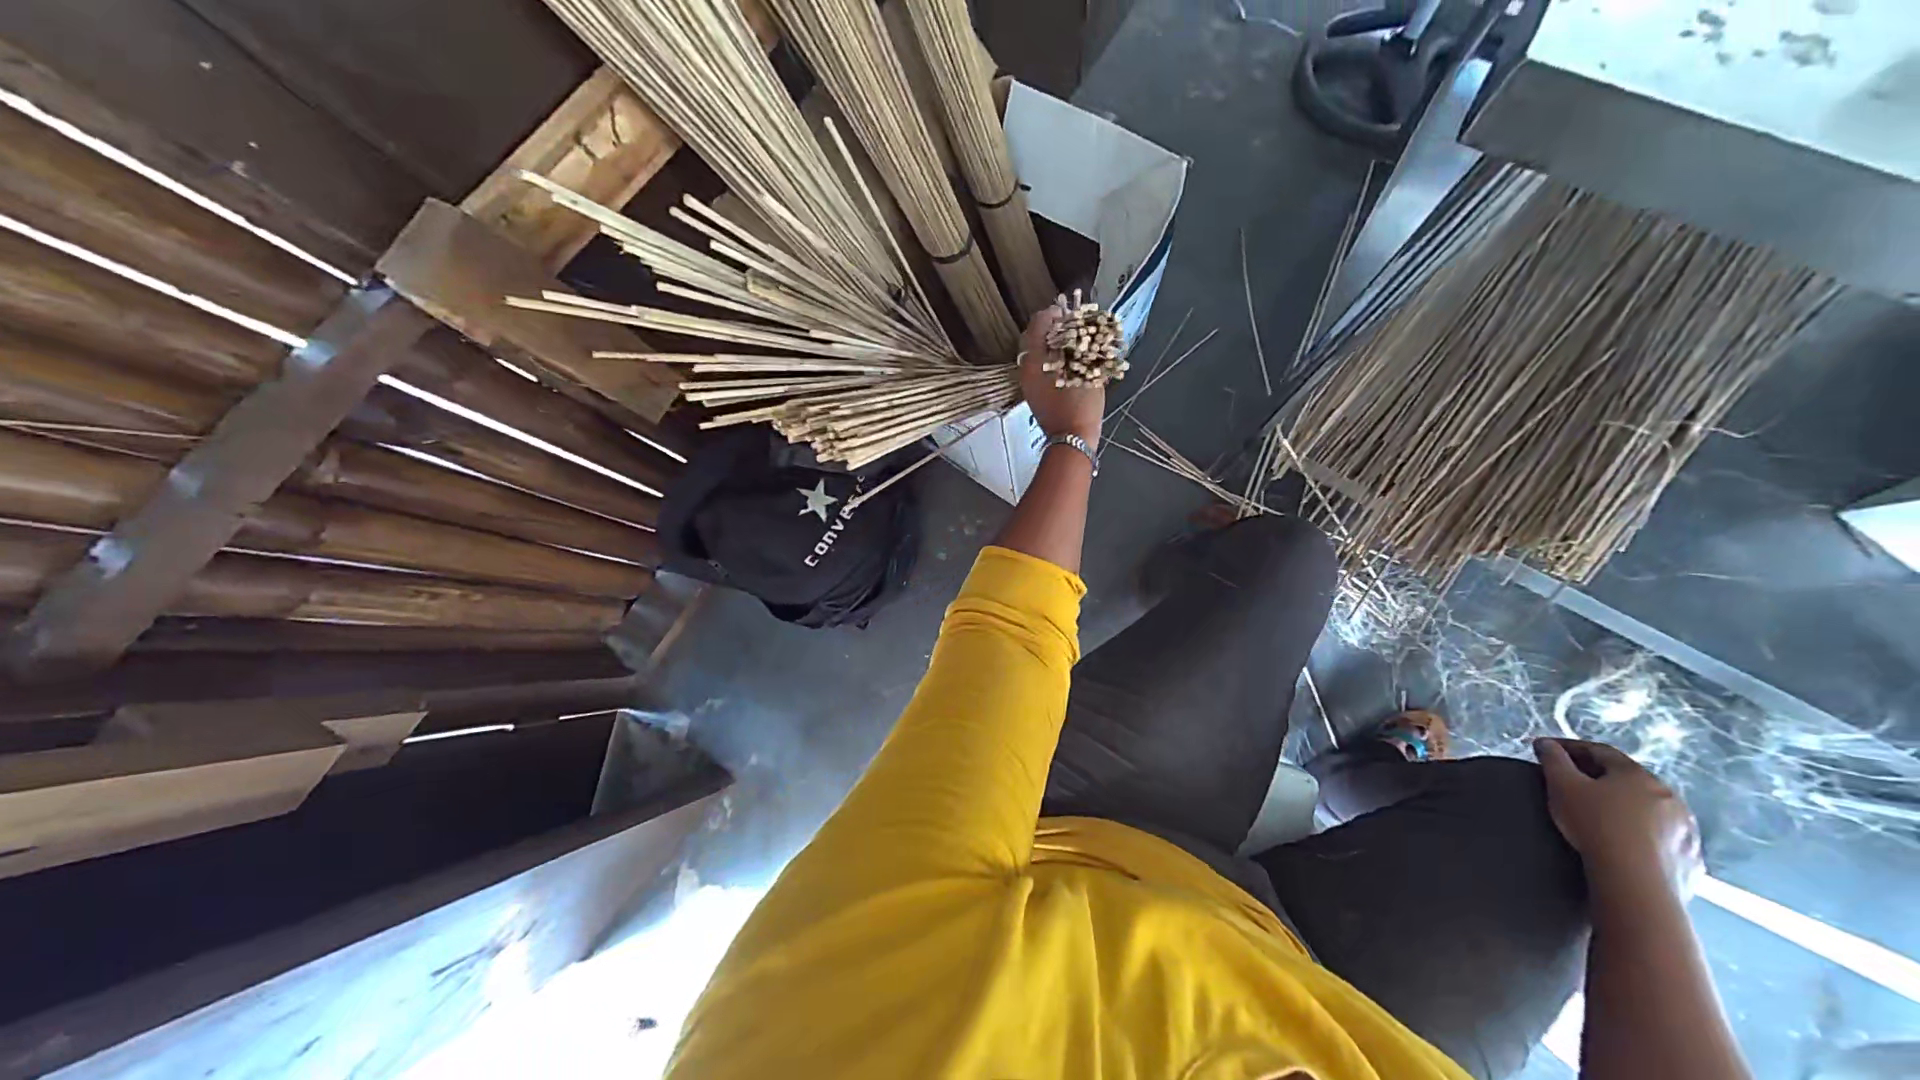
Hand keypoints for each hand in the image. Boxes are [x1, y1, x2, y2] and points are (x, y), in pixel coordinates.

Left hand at [1018, 306, 1103, 448]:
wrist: (1071, 438)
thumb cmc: (1082, 404)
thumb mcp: (1086, 370)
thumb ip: (1080, 346)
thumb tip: (1078, 326)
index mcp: (1037, 359)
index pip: (1038, 323)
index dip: (1052, 314)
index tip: (1066, 313)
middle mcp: (1026, 367)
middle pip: (1032, 336)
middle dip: (1049, 328)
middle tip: (1067, 326)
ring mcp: (1026, 381)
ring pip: (1032, 352)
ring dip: (1047, 343)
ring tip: (1067, 343)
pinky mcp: (1030, 392)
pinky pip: (1034, 367)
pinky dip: (1045, 358)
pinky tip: (1062, 361)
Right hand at [1535, 738, 1701, 900]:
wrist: (1636, 882)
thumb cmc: (1594, 824)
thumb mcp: (1562, 786)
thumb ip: (1552, 760)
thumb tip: (1546, 744)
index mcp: (1637, 775)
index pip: (1600, 751)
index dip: (1570, 747)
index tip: (1548, 749)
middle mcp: (1669, 796)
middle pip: (1628, 779)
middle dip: (1600, 777)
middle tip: (1573, 782)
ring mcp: (1686, 829)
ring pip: (1649, 809)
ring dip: (1626, 807)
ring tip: (1602, 816)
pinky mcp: (1691, 858)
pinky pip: (1663, 837)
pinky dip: (1643, 834)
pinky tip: (1627, 844)